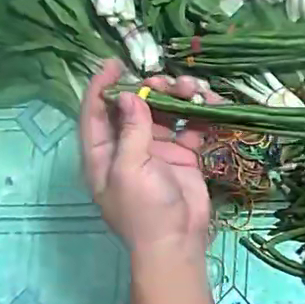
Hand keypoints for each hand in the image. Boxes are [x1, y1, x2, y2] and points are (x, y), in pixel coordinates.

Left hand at [80, 60, 221, 258]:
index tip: (115, 62)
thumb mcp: (129, 169)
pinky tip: (208, 106)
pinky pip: (190, 129)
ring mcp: (157, 152)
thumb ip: (130, 131)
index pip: (96, 112)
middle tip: (166, 82)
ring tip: (193, 91)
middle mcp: (128, 148)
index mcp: (103, 153)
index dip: (102, 85)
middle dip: (150, 90)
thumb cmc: (144, 210)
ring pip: (164, 114)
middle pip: (134, 108)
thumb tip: (127, 96)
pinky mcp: (183, 157)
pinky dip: (199, 116)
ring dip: (177, 99)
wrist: (177, 241)